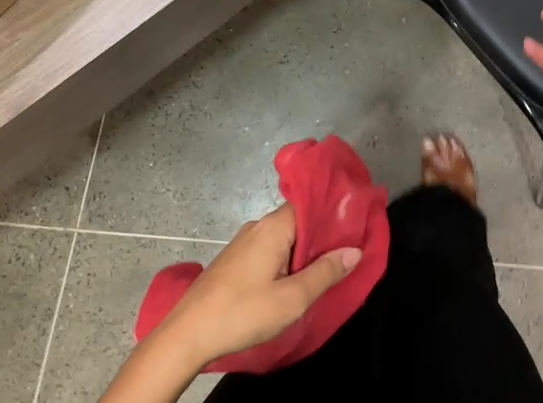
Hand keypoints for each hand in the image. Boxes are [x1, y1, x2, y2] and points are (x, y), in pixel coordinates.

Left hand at [149, 204, 361, 368]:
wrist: (186, 335)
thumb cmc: (242, 312)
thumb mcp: (291, 299)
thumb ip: (325, 273)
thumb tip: (354, 250)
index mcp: (273, 226)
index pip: (310, 206)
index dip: (333, 217)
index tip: (355, 230)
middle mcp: (257, 226)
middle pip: (298, 222)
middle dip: (321, 239)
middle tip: (345, 258)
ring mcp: (243, 243)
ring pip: (284, 238)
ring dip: (302, 254)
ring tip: (324, 274)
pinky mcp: (235, 261)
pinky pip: (270, 250)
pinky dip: (285, 261)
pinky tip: (293, 282)